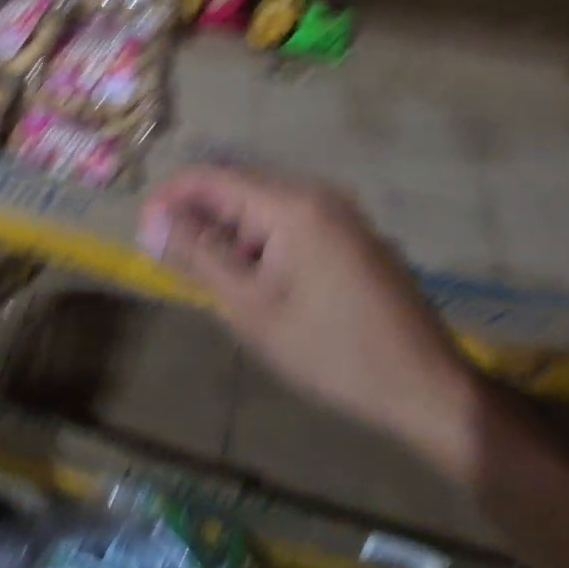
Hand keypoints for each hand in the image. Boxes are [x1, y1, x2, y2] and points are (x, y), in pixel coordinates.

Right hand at [140, 167, 481, 477]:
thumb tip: (150, 221)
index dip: (169, 197)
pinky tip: (251, 278)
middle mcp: (318, 194)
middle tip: (166, 256)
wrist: (426, 389)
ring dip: (227, 231)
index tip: (141, 230)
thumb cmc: (329, 351)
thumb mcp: (250, 307)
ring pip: (264, 206)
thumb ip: (197, 255)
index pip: (211, 178)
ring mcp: (342, 214)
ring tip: (204, 273)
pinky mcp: (354, 237)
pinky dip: (260, 241)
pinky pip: (292, 222)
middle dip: (196, 215)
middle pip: (238, 186)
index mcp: (291, 204)